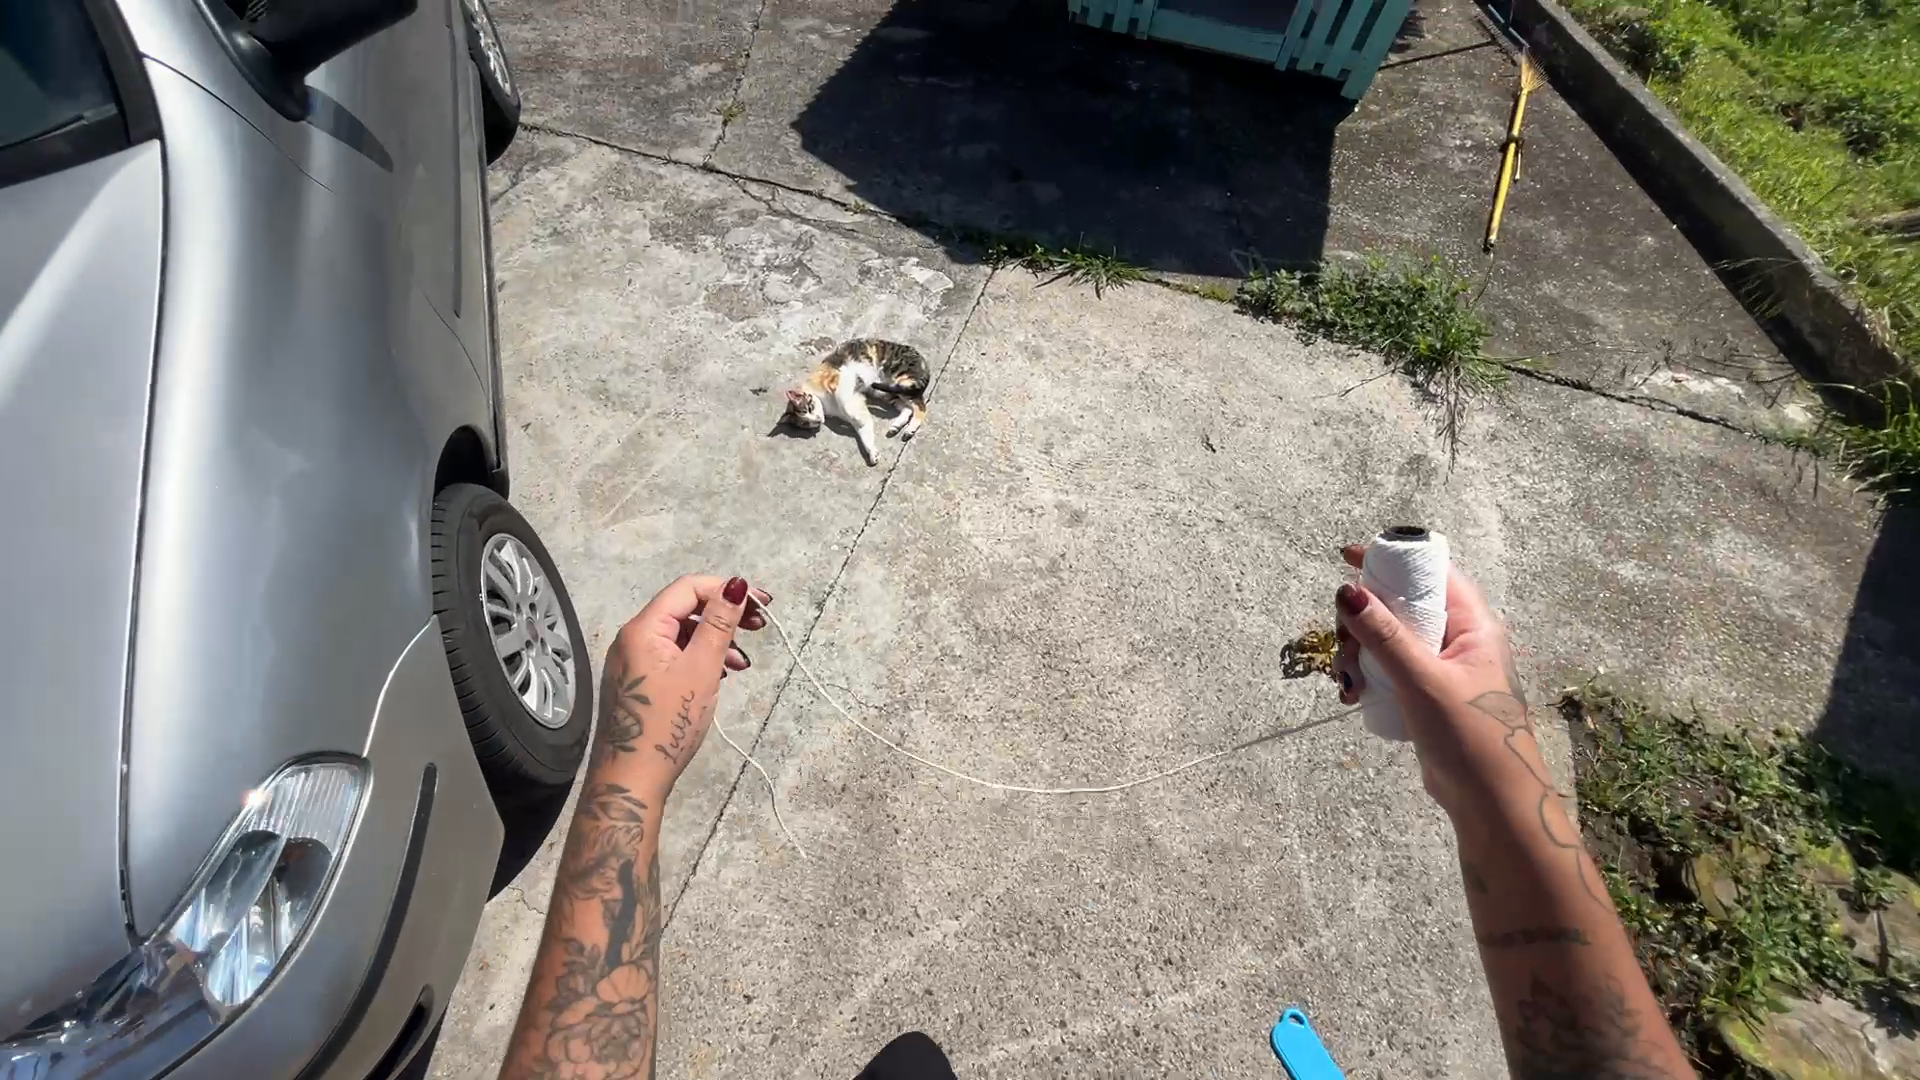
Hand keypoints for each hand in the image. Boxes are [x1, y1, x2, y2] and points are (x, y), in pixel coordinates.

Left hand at [596, 575, 770, 796]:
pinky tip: (723, 673)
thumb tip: (736, 583)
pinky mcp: (641, 680)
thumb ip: (720, 622)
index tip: (762, 604)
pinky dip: (703, 657)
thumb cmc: (671, 721)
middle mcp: (634, 637)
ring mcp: (635, 660)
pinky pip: (676, 655)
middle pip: (686, 608)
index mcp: (644, 628)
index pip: (689, 588)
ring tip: (744, 662)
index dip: (727, 589)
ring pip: (683, 634)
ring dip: (718, 638)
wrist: (632, 779)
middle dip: (725, 613)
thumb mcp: (703, 667)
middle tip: (761, 625)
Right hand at [1330, 546, 1550, 825]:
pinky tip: (1353, 696)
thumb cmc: (1470, 737)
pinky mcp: (1422, 690)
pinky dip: (1363, 674)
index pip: (1430, 573)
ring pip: (1382, 637)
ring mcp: (1437, 665)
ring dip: (1356, 653)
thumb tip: (1346, 589)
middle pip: (1395, 605)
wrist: (1491, 803)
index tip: (1346, 557)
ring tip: (1349, 684)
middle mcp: (1455, 638)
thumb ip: (1383, 634)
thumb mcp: (1422, 680)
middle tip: (1344, 646)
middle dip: (1360, 622)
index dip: (1390, 558)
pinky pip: (1383, 665)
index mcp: (1471, 625)